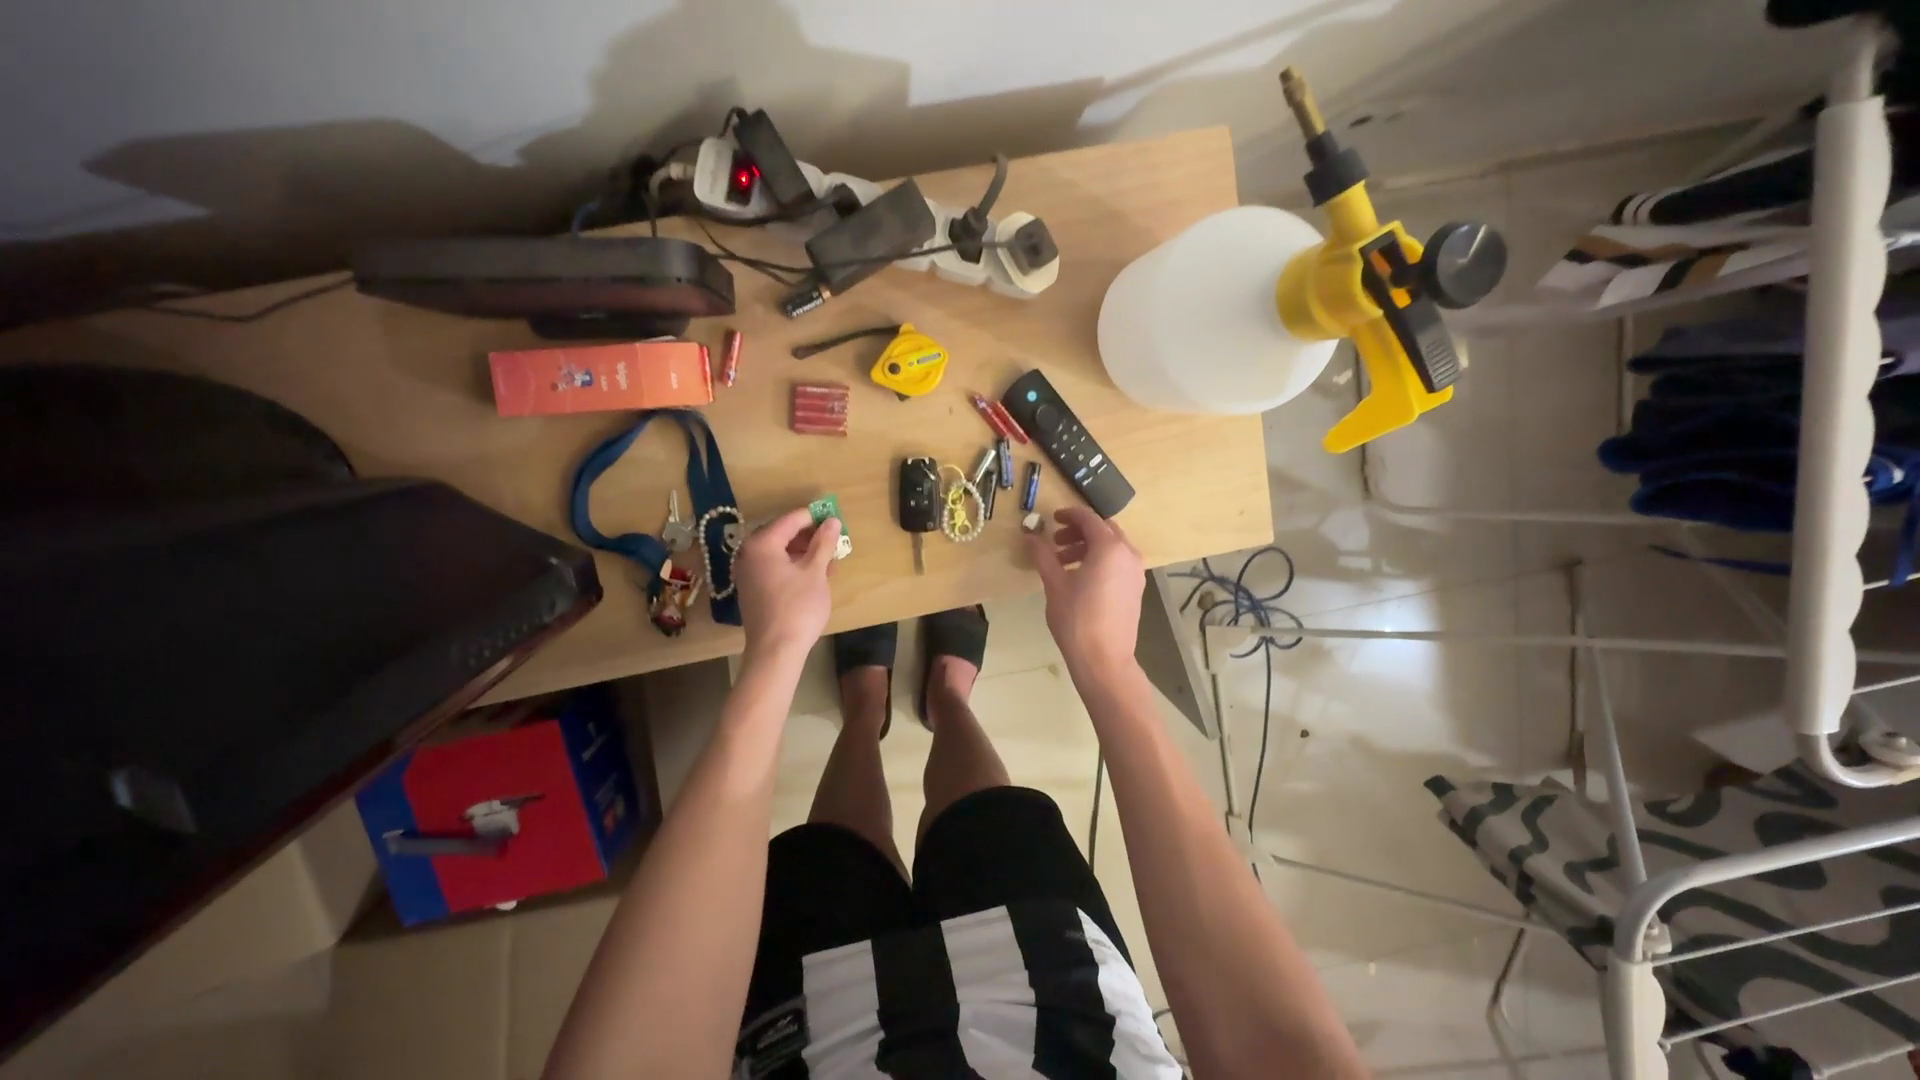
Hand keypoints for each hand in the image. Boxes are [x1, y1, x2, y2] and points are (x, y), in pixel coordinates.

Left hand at [734, 507, 840, 660]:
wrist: (775, 651)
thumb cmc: (797, 607)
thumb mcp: (815, 572)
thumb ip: (823, 543)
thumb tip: (832, 521)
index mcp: (762, 544)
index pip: (790, 520)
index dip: (814, 517)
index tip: (835, 518)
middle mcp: (748, 554)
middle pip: (782, 535)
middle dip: (810, 537)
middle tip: (834, 542)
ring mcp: (748, 574)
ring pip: (779, 554)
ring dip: (804, 554)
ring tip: (830, 563)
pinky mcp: (752, 591)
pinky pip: (774, 569)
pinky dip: (793, 568)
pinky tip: (814, 577)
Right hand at [1025, 505, 1143, 675]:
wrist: (1104, 659)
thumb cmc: (1077, 619)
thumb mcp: (1054, 584)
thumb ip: (1043, 555)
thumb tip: (1030, 536)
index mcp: (1109, 548)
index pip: (1089, 519)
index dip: (1069, 515)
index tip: (1052, 519)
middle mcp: (1128, 554)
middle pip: (1103, 530)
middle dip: (1079, 532)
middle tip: (1056, 542)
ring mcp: (1136, 572)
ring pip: (1112, 546)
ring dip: (1088, 547)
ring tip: (1062, 563)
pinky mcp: (1136, 588)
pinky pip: (1118, 562)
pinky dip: (1100, 560)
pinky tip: (1080, 578)